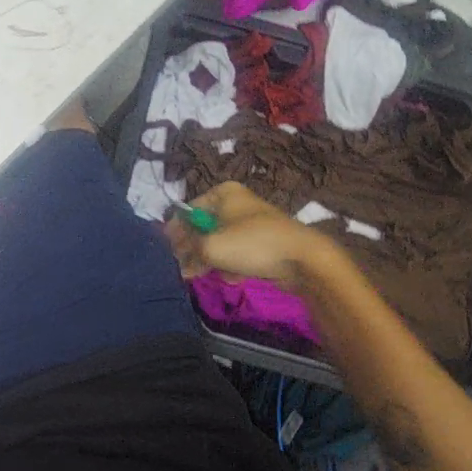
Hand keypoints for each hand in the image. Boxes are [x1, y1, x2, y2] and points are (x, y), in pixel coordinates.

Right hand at [165, 182, 333, 291]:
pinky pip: (237, 253)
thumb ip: (188, 250)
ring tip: (206, 275)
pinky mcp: (262, 243)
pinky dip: (232, 265)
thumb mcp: (211, 246)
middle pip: (203, 228)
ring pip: (219, 243)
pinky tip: (233, 277)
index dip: (175, 233)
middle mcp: (236, 203)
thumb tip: (178, 259)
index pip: (187, 211)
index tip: (168, 253)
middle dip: (194, 250)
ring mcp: (250, 223)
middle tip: (185, 270)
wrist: (303, 259)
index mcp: (223, 193)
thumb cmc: (252, 244)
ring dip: (211, 261)